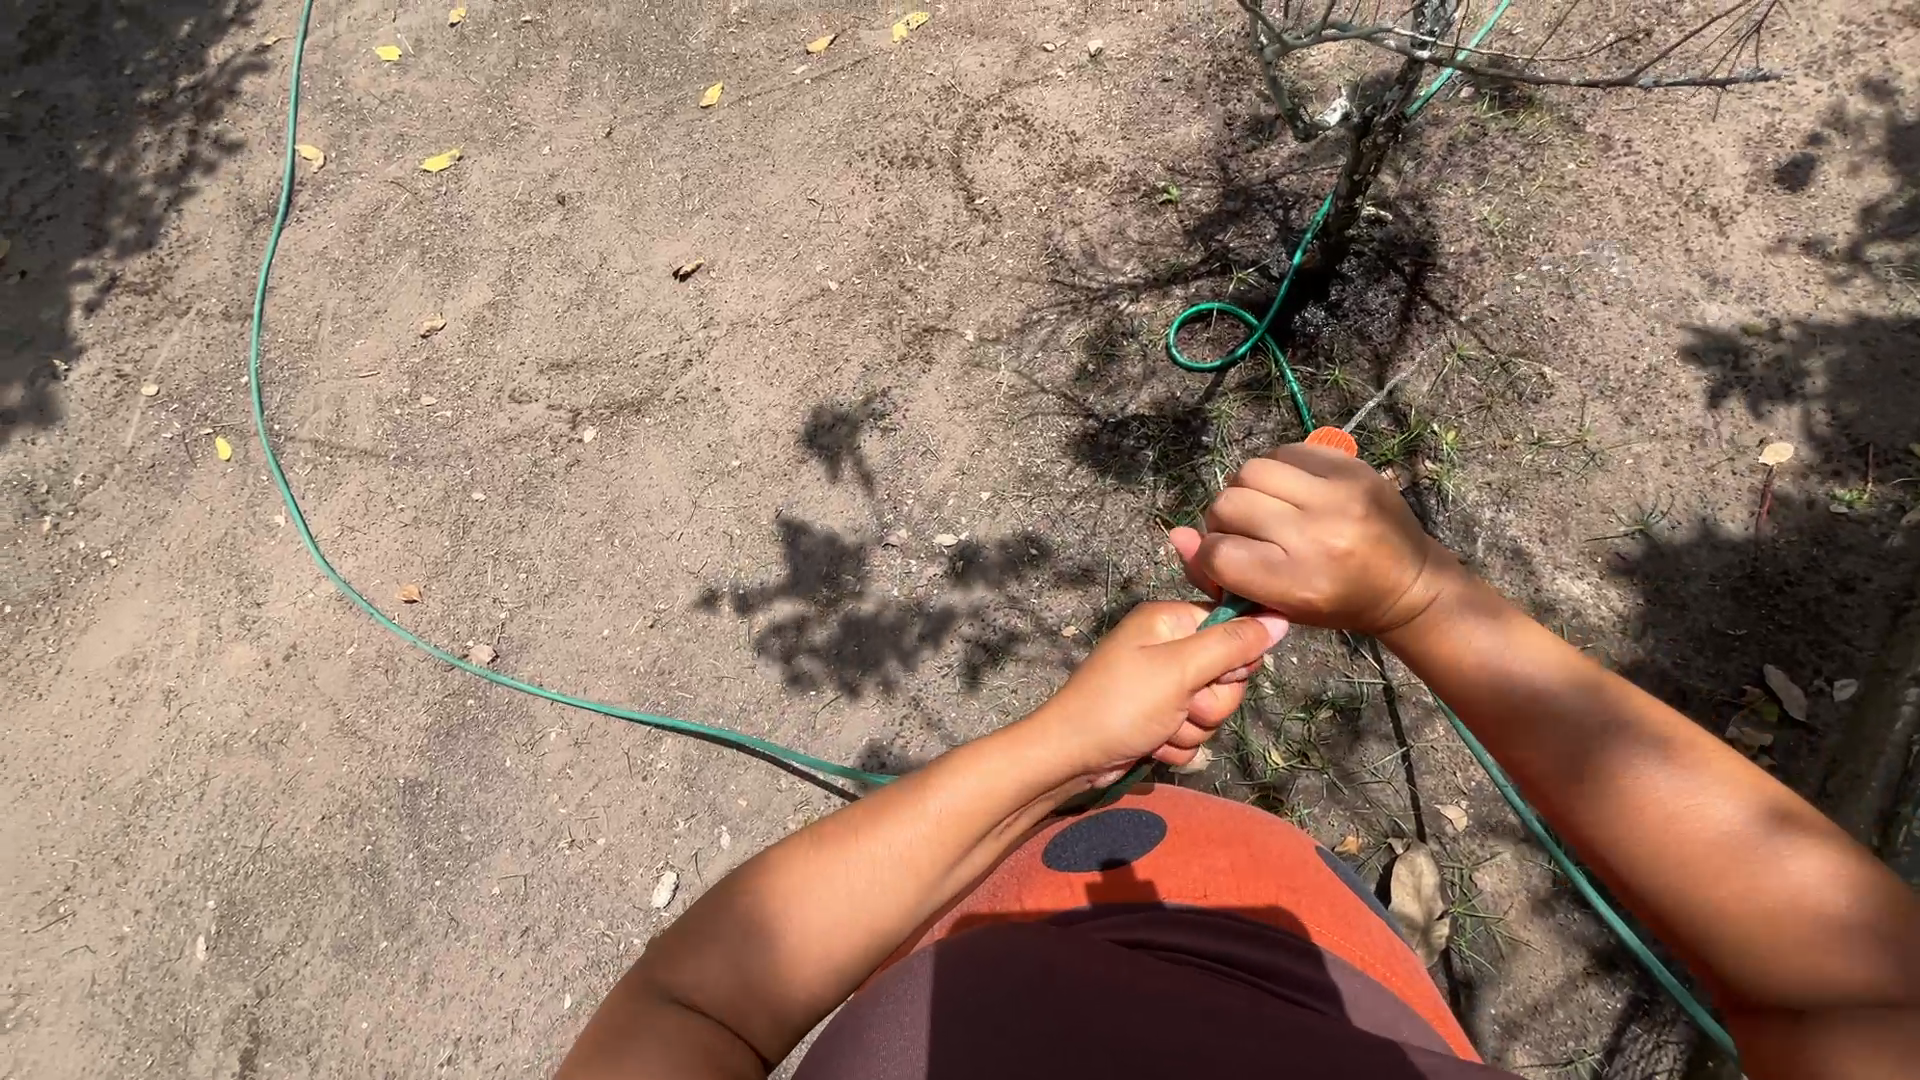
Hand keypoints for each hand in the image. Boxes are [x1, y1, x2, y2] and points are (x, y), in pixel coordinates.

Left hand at [1021, 601, 1287, 784]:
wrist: (1072, 757)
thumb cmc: (1122, 704)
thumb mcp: (1180, 670)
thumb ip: (1231, 645)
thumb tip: (1279, 617)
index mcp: (1167, 622)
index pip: (1230, 628)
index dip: (1231, 659)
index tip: (1215, 676)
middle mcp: (1165, 649)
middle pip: (1225, 676)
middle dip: (1208, 702)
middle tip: (1180, 706)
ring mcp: (1160, 687)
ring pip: (1210, 710)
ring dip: (1190, 729)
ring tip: (1158, 728)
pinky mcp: (1156, 719)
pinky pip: (1190, 733)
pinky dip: (1174, 745)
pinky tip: (1150, 745)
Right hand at [1169, 443, 1461, 635]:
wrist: (1408, 583)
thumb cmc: (1332, 603)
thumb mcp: (1272, 604)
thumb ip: (1218, 573)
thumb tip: (1177, 533)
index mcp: (1297, 581)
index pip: (1217, 552)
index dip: (1210, 555)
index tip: (1227, 561)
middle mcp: (1316, 534)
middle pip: (1227, 504)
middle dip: (1226, 519)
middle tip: (1247, 532)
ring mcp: (1337, 495)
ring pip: (1250, 471)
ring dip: (1248, 489)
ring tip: (1267, 507)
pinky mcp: (1351, 468)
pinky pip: (1284, 451)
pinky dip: (1276, 469)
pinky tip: (1290, 490)